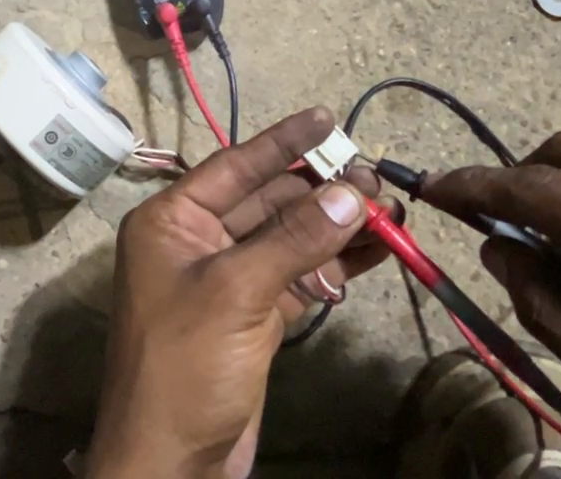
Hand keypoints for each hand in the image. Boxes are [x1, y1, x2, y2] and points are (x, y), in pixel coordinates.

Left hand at [84, 107, 395, 478]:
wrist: (170, 463)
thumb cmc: (184, 364)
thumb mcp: (235, 292)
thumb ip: (294, 239)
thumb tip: (349, 193)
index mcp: (173, 220)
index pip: (235, 166)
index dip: (282, 142)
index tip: (326, 117)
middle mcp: (198, 241)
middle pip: (267, 201)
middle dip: (320, 189)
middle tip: (374, 179)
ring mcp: (229, 279)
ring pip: (289, 238)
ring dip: (335, 226)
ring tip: (390, 212)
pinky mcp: (255, 315)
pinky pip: (299, 276)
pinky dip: (334, 265)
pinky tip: (376, 250)